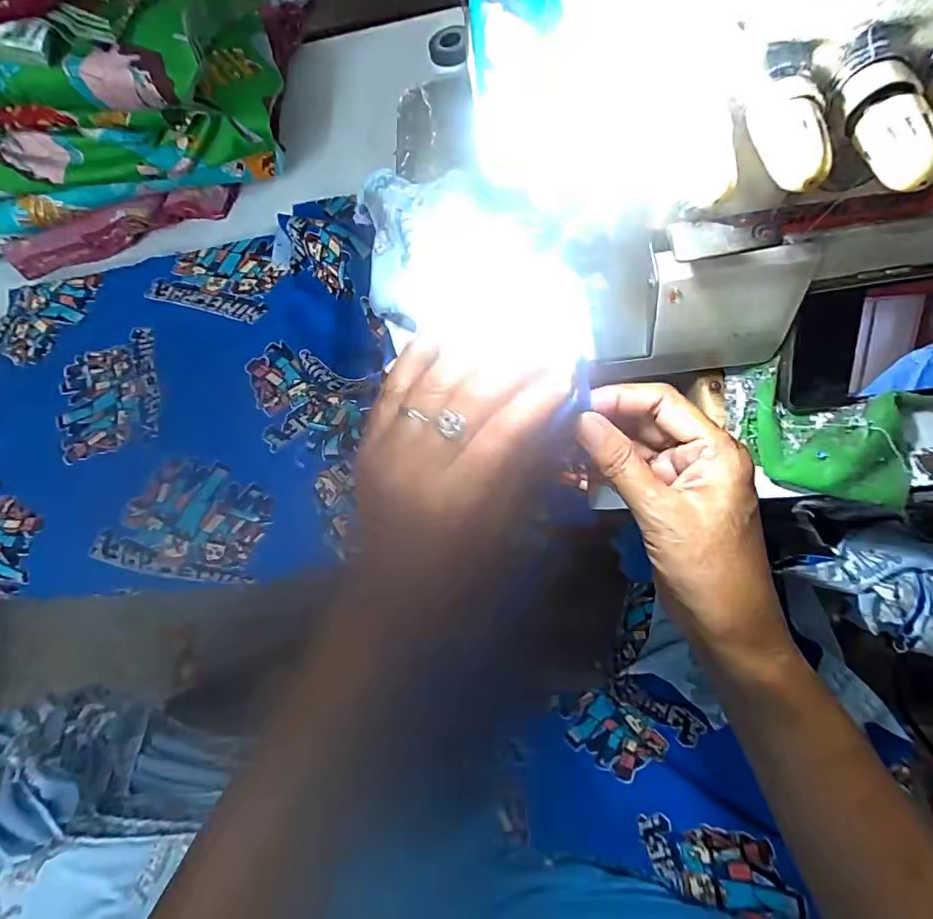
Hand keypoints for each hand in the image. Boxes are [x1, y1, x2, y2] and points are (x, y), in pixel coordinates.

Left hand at [353, 337, 569, 603]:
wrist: (386, 597)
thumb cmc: (456, 579)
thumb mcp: (501, 540)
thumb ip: (522, 479)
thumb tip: (546, 424)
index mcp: (460, 500)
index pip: (504, 432)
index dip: (537, 399)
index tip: (564, 375)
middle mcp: (420, 467)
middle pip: (469, 400)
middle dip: (511, 369)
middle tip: (541, 350)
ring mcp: (388, 450)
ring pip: (431, 386)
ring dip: (469, 355)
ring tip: (500, 336)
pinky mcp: (368, 443)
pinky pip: (391, 389)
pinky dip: (413, 358)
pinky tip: (437, 334)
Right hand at [574, 384, 790, 661]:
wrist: (728, 628)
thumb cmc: (709, 572)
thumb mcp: (660, 512)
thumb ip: (619, 463)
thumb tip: (583, 422)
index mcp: (714, 450)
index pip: (663, 403)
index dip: (620, 397)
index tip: (580, 402)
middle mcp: (700, 457)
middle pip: (647, 423)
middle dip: (607, 422)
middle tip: (564, 424)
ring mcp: (683, 479)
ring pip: (637, 449)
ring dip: (604, 448)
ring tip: (565, 447)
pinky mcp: (667, 501)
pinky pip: (634, 475)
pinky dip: (609, 473)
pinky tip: (580, 472)